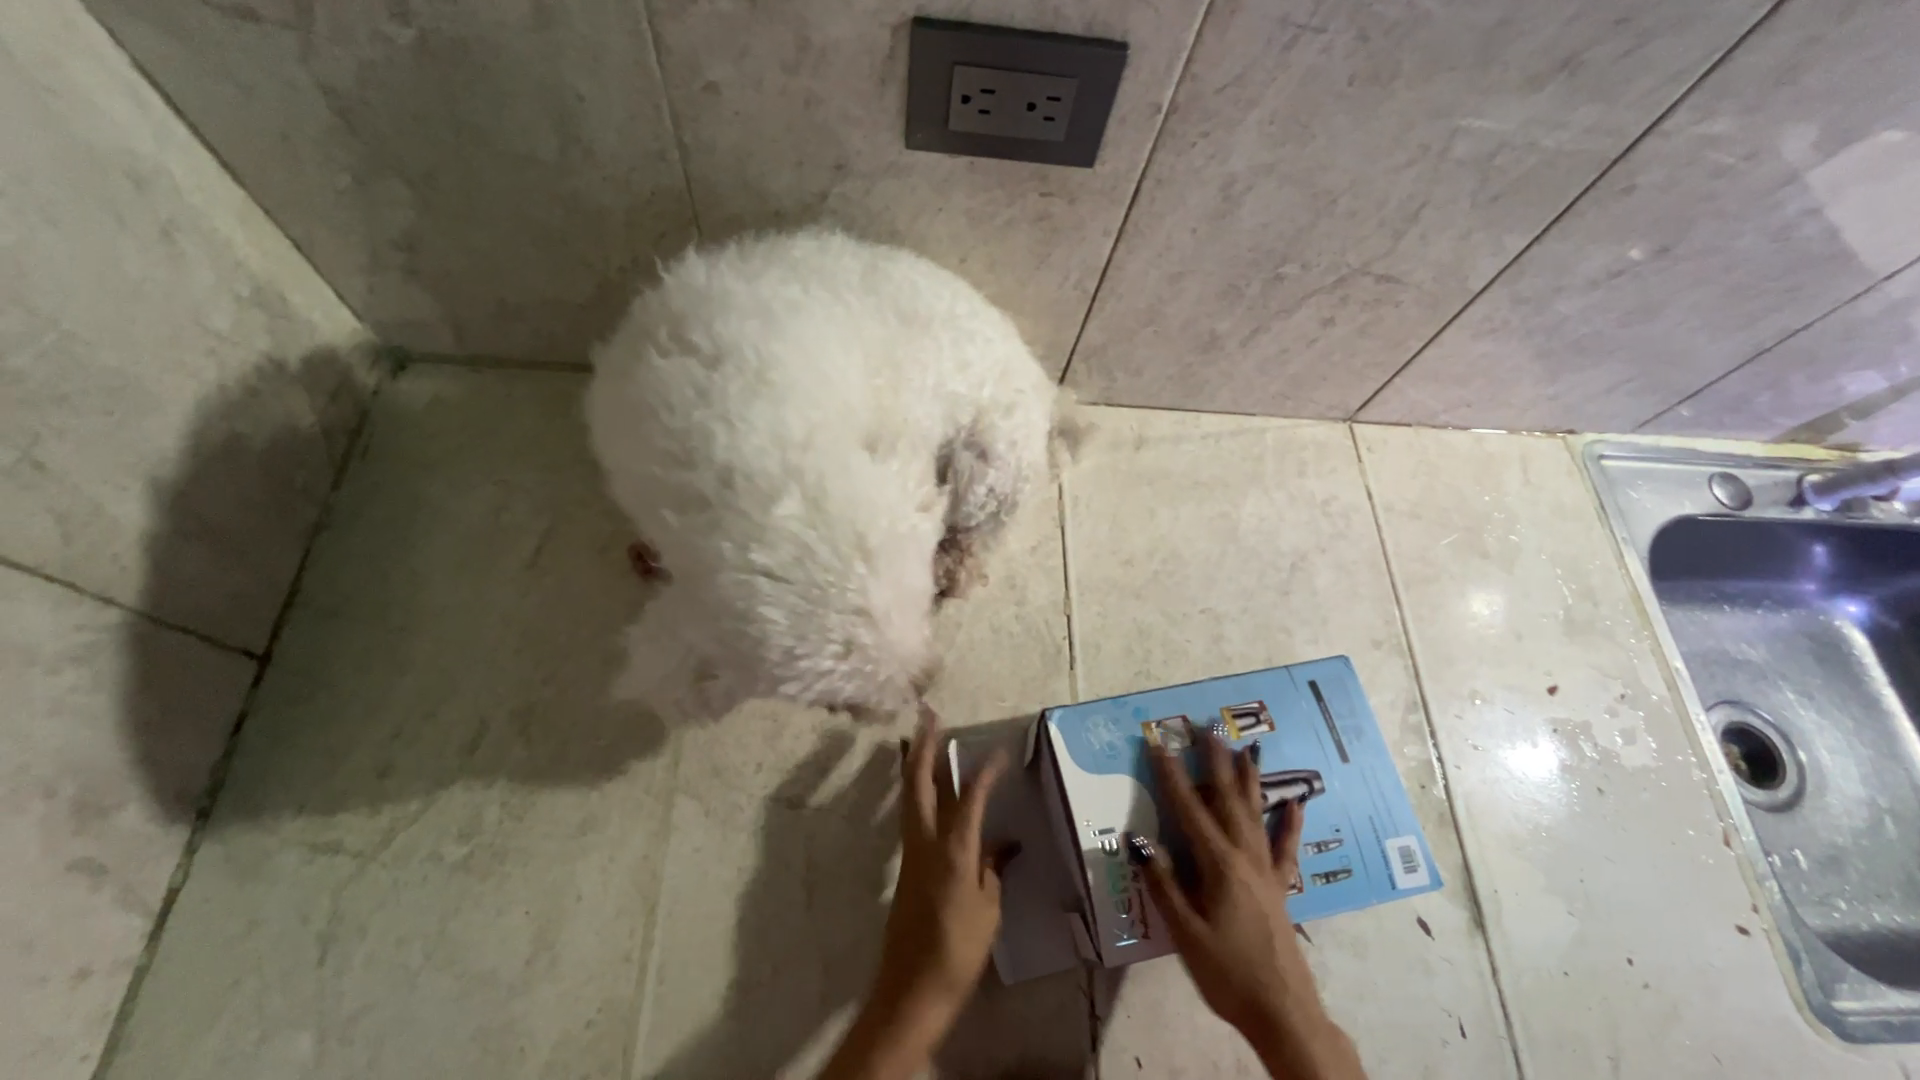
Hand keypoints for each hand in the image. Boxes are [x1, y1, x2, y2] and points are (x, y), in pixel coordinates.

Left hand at [873, 705, 1012, 1015]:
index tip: (1000, 749)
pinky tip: (926, 790)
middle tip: (929, 715)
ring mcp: (911, 854)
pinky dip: (917, 792)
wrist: (912, 989)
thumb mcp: (989, 910)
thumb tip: (1006, 843)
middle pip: (919, 784)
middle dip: (923, 747)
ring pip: (909, 797)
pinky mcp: (906, 868)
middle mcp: (925, 843)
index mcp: (952, 852)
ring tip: (919, 738)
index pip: (969, 798)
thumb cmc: (958, 951)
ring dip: (914, 764)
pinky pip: (911, 816)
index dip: (985, 772)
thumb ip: (994, 870)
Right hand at [1133, 734, 1365, 1079]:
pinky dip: (1290, 822)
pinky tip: (1295, 804)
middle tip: (1204, 726)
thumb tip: (1139, 840)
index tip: (1159, 742)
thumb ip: (1164, 884)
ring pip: (1255, 813)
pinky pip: (1285, 847)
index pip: (1189, 809)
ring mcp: (1266, 871)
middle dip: (1214, 761)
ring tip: (1245, 748)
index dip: (1172, 775)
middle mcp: (1245, 857)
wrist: (1282, 1010)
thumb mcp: (1186, 932)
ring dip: (1247, 779)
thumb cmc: (1227, 973)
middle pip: (1227, 799)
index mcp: (1219, 865)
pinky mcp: (1280, 888)